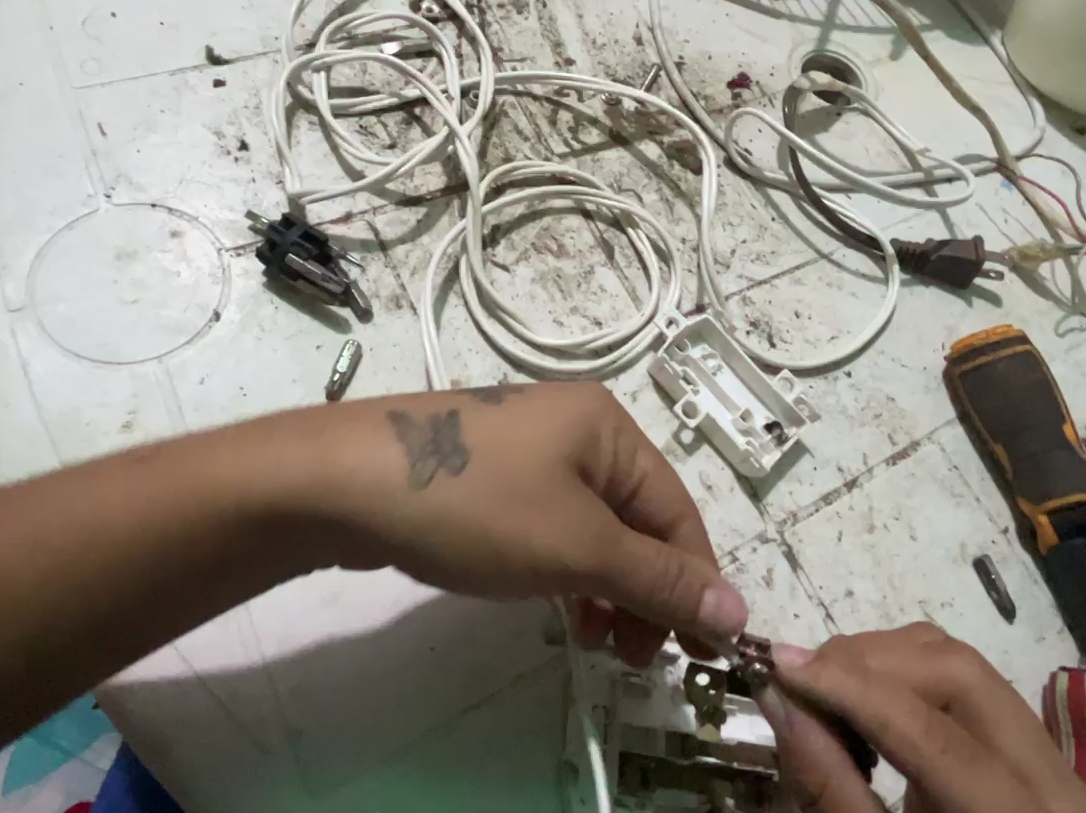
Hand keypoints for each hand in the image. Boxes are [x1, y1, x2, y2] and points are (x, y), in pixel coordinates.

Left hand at [299, 382, 747, 664]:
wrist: (347, 482)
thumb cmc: (477, 505)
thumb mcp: (577, 547)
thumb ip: (658, 579)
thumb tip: (738, 610)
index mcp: (607, 427)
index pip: (676, 510)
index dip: (693, 582)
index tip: (696, 652)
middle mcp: (574, 428)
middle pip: (635, 519)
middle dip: (644, 589)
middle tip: (635, 658)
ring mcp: (528, 450)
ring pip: (592, 528)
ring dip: (605, 587)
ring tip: (596, 642)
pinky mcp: (492, 476)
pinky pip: (550, 526)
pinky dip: (564, 569)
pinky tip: (558, 608)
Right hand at [757, 625, 1085, 812]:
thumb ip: (828, 787)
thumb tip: (777, 694)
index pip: (934, 735)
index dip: (851, 692)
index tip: (777, 665)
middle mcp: (1055, 780)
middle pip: (952, 671)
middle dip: (863, 665)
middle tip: (799, 683)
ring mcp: (1046, 751)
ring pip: (949, 657)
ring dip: (872, 662)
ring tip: (825, 699)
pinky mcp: (1022, 737)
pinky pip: (952, 673)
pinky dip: (892, 673)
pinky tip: (861, 709)